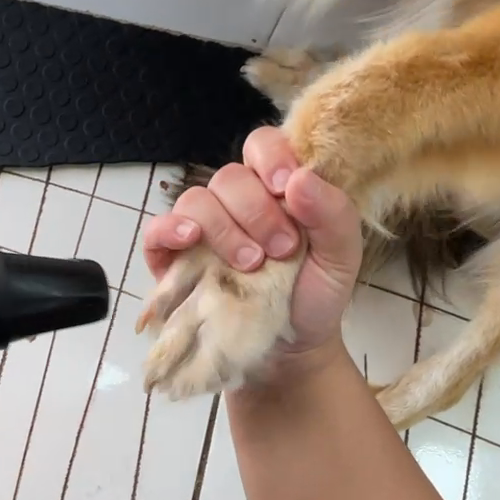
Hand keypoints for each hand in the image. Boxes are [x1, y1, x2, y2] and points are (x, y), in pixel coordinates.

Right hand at [143, 127, 362, 365]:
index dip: (271, 158)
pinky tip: (190, 241)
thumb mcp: (342, 256)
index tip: (286, 187)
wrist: (287, 352)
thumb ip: (333, 213)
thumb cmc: (313, 298)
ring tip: (249, 265)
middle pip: (228, 176)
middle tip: (279, 250)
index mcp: (274, 191)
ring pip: (196, 200)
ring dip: (223, 228)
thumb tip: (299, 178)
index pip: (262, 147)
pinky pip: (156, 230)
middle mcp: (233, 205)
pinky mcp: (169, 260)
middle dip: (255, 211)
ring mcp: (199, 232)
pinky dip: (170, 229)